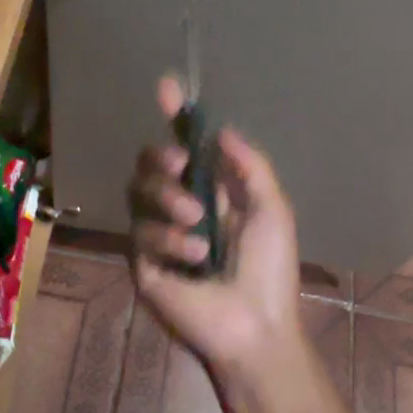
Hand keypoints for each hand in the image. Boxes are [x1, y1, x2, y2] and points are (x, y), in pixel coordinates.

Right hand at [128, 76, 304, 377]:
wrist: (256, 326)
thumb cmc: (270, 270)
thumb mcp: (272, 210)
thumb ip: (251, 167)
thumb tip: (222, 129)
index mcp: (213, 190)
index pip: (186, 145)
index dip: (176, 116)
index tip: (168, 87)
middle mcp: (181, 205)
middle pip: (151, 161)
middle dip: (162, 156)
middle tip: (180, 165)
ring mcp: (159, 233)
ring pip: (140, 190)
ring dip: (170, 199)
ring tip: (199, 225)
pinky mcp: (143, 261)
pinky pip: (141, 231)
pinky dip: (171, 238)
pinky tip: (195, 256)